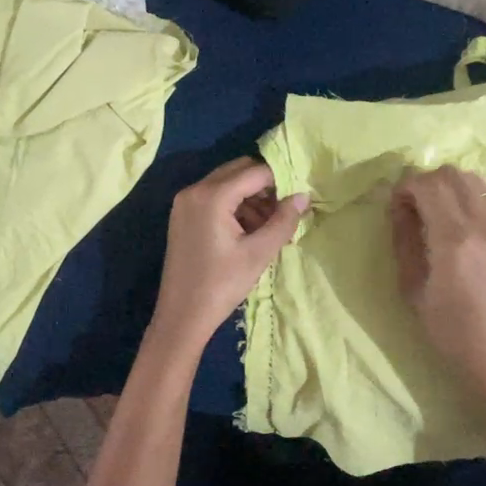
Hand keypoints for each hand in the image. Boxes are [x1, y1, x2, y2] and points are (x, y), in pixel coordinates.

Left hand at [152, 158, 308, 347]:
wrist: (182, 315)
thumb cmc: (221, 285)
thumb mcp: (259, 253)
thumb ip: (283, 221)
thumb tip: (303, 196)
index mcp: (212, 196)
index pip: (255, 172)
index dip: (281, 181)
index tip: (298, 200)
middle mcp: (194, 190)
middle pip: (239, 170)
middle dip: (265, 186)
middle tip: (284, 211)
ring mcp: (185, 202)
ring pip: (227, 183)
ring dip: (251, 197)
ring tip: (270, 227)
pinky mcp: (182, 215)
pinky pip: (214, 198)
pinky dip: (235, 206)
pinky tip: (250, 231)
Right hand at [390, 166, 485, 395]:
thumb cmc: (452, 330)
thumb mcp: (413, 290)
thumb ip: (404, 243)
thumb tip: (399, 211)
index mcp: (453, 241)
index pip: (427, 186)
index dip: (405, 188)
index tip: (396, 208)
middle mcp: (482, 225)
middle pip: (451, 174)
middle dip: (425, 182)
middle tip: (414, 207)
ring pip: (475, 179)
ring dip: (450, 185)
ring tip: (438, 210)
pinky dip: (473, 194)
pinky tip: (463, 217)